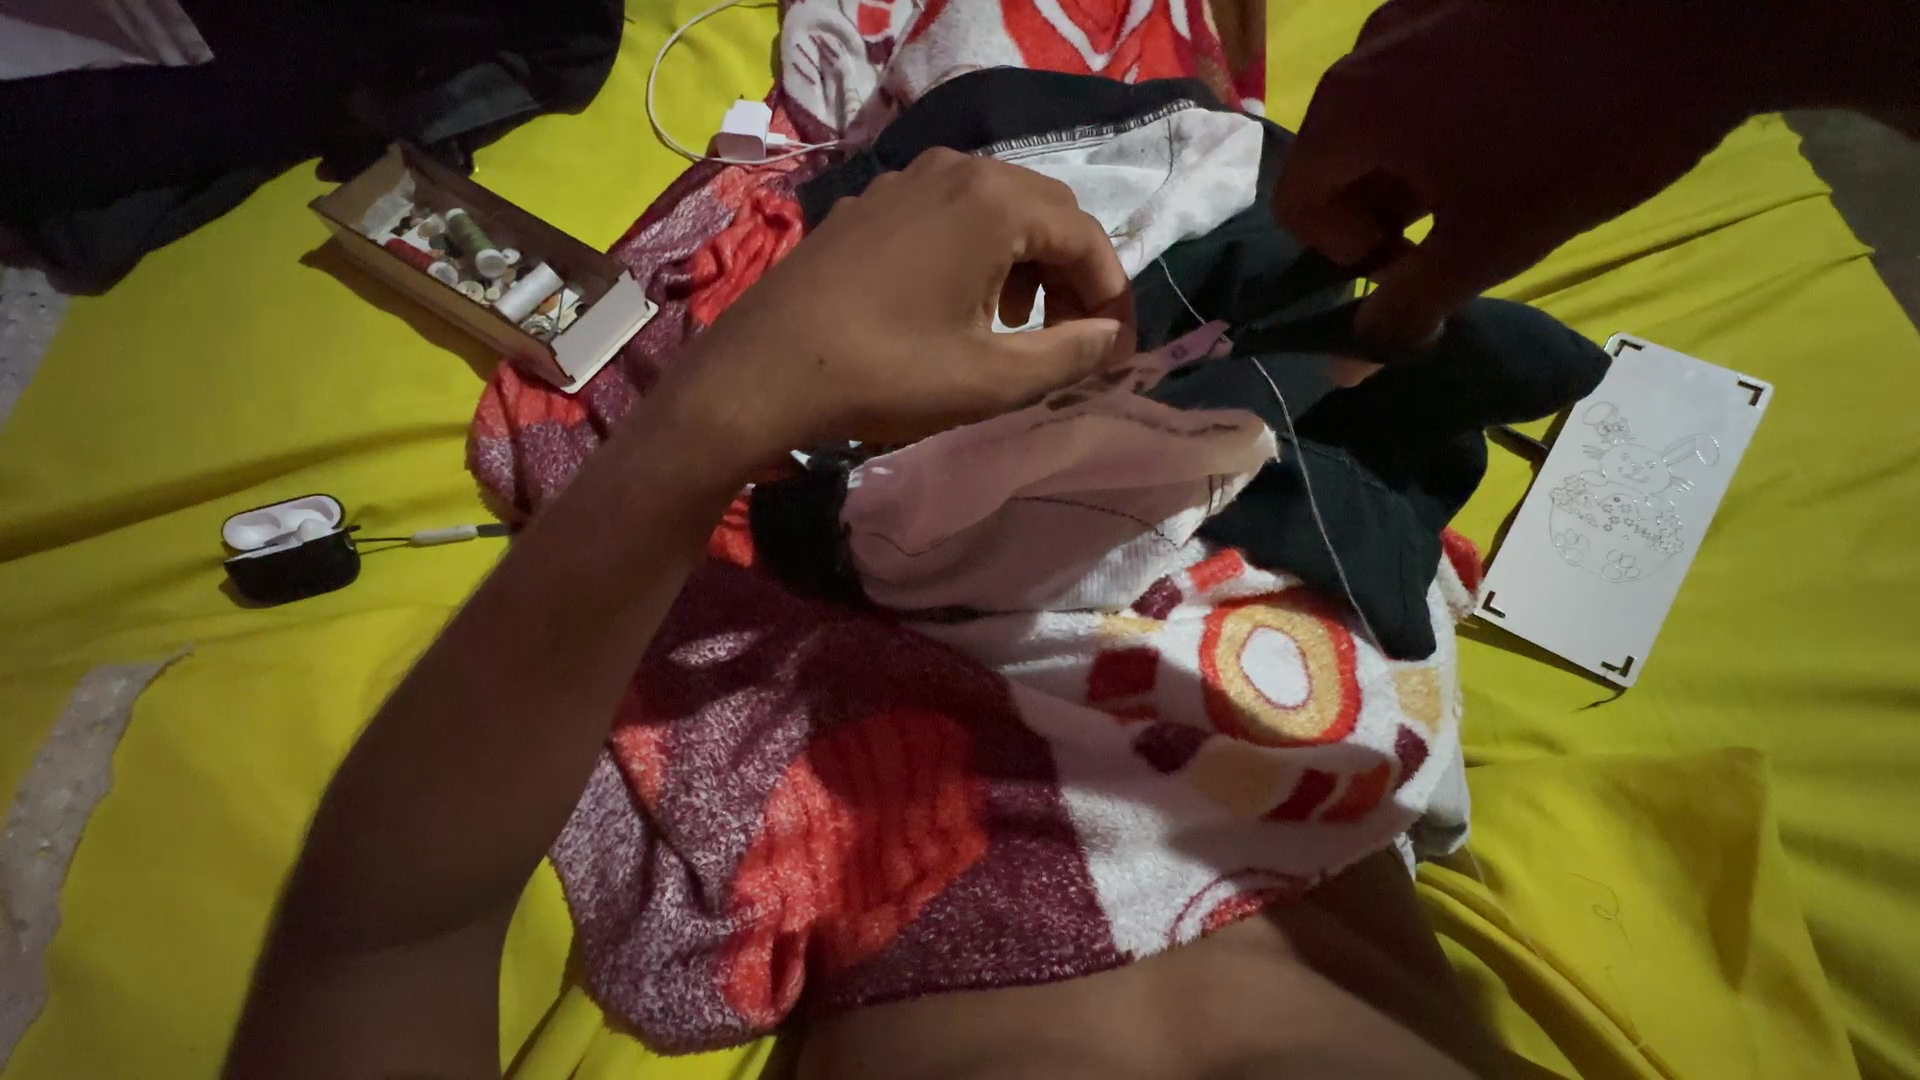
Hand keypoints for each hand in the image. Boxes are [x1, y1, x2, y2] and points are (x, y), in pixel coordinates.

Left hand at [651, 147, 1134, 465]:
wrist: (766, 372)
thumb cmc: (888, 375)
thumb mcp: (991, 378)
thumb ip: (1068, 355)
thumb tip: (1111, 337)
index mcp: (995, 201)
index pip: (1086, 237)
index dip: (1113, 297)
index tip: (1117, 350)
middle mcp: (955, 169)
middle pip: (1045, 213)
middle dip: (1071, 277)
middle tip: (1074, 339)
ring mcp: (905, 181)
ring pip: (996, 212)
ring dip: (1026, 265)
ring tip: (1018, 326)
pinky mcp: (871, 206)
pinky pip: (949, 218)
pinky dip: (977, 256)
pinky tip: (960, 305)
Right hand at [1274, 0, 1754, 349]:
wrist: (1739, 0)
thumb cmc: (1585, 134)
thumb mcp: (1485, 247)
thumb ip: (1403, 311)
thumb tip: (1349, 366)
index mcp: (1349, 110)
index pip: (1299, 206)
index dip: (1344, 253)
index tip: (1411, 263)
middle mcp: (1369, 48)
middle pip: (1339, 158)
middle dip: (1382, 211)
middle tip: (1451, 230)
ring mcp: (1427, 2)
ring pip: (1387, 114)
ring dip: (1417, 164)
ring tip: (1489, 176)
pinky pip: (1433, 66)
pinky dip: (1452, 109)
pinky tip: (1519, 115)